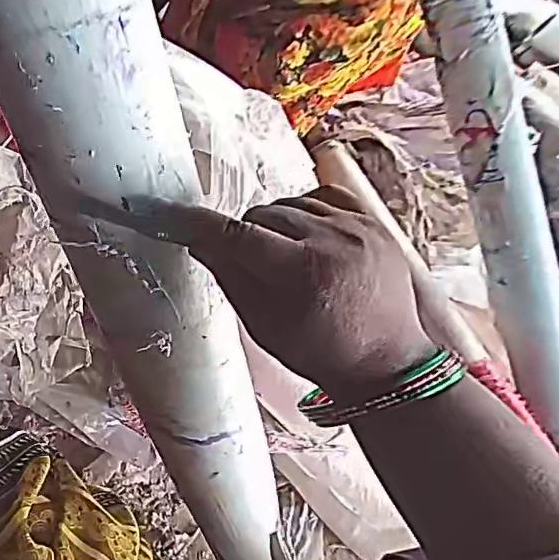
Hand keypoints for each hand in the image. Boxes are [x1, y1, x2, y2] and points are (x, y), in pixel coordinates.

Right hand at [122, 185, 433, 394]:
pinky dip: (302, 212)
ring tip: (275, 255)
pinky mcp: (373, 223)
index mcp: (301, 270)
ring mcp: (358, 227)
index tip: (171, 216)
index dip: (197, 224)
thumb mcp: (262, 323)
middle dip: (240, 234)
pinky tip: (300, 235)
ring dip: (270, 224)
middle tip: (242, 262)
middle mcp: (333, 239)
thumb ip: (230, 277)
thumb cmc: (319, 351)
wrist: (387, 361)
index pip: (235, 234)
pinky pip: (324, 198)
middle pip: (260, 215)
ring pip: (289, 204)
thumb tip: (199, 243)